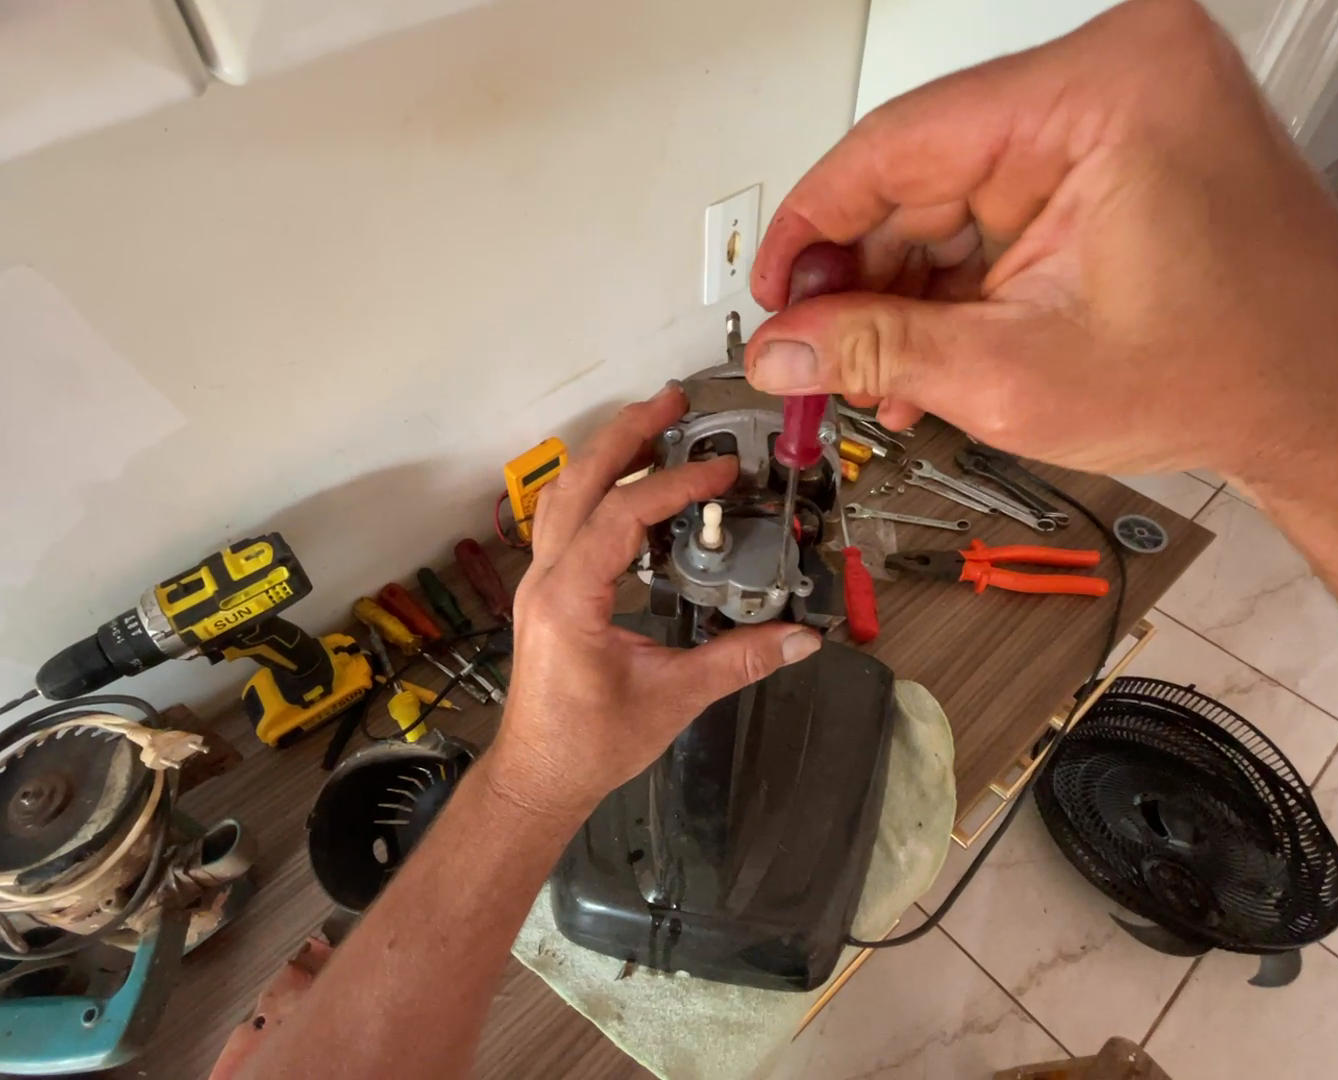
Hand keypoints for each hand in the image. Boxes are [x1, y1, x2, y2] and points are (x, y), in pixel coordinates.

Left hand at [487, 384, 822, 817]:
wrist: (538, 775)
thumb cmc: (588, 745)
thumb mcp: (670, 701)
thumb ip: (736, 663)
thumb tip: (798, 638)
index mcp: (569, 600)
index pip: (619, 516)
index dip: (672, 485)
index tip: (720, 473)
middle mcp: (546, 578)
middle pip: (577, 481)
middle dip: (626, 434)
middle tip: (672, 402)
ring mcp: (540, 580)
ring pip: (563, 493)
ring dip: (607, 453)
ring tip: (654, 425)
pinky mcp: (548, 588)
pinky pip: (565, 517)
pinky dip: (597, 486)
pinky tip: (629, 484)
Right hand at [743, 0, 1337, 482]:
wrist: (1324, 407)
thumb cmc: (1218, 375)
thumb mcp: (1009, 375)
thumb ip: (873, 353)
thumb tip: (774, 350)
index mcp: (1095, 95)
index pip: (894, 143)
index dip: (810, 226)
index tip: (770, 295)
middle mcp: (1098, 87)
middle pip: (912, 180)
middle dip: (856, 283)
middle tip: (814, 357)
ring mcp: (1098, 128)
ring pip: (937, 214)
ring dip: (895, 305)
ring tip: (875, 383)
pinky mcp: (1094, 172)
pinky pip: (980, 230)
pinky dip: (940, 300)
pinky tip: (919, 363)